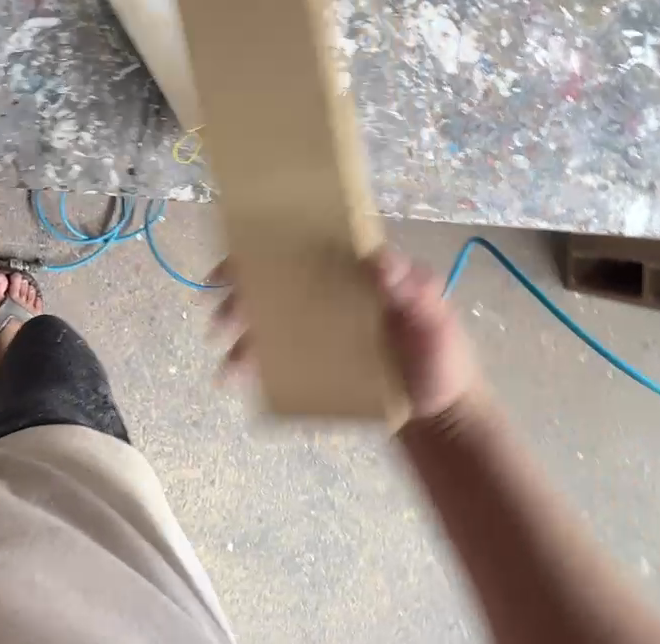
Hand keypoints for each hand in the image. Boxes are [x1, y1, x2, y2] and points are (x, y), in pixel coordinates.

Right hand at [210, 247, 481, 422]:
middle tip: (218, 322)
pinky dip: (247, 361)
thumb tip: (379, 259)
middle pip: (269, 279)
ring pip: (264, 315)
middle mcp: (325, 288)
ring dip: (237, 331)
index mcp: (349, 268)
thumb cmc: (440, 358)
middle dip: (236, 297)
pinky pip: (271, 351)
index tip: (229, 269)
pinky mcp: (311, 354)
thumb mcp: (436, 321)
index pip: (297, 244)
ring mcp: (315, 322)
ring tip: (226, 361)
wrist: (441, 415)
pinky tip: (232, 377)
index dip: (257, 249)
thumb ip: (414, 293)